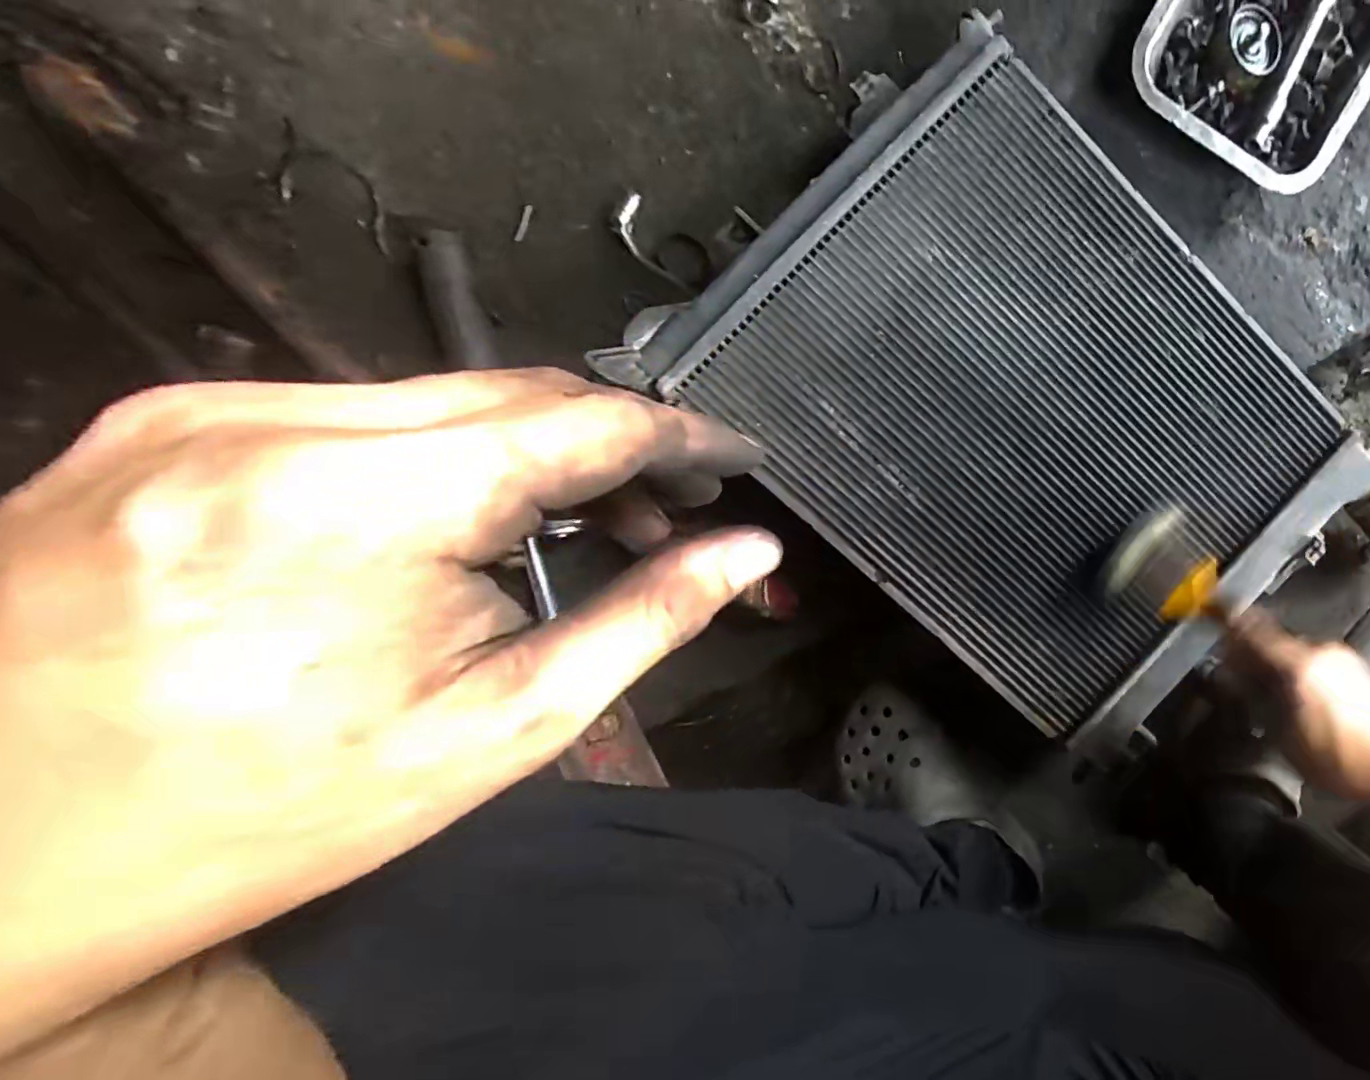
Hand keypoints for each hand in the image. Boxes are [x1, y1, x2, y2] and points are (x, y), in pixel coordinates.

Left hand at [0, 369, 779, 1050]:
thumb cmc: (272, 808)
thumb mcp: (506, 722)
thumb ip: (649, 617)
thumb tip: (748, 553)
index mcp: (366, 505)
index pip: (585, 423)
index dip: (685, 433)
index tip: (739, 454)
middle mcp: (281, 426)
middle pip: (525, 392)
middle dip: (626, 442)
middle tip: (685, 502)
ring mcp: (214, 412)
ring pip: (459, 394)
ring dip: (555, 447)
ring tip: (605, 517)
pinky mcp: (182, 423)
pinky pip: (386, 412)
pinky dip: (474, 450)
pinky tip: (494, 512)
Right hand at [1219, 607, 1369, 801]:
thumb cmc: (1333, 757)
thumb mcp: (1280, 731)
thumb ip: (1255, 693)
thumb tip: (1237, 673)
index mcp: (1300, 665)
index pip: (1254, 633)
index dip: (1230, 621)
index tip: (1212, 608)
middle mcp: (1321, 652)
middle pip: (1274, 640)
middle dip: (1252, 650)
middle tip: (1235, 665)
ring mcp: (1342, 658)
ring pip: (1295, 651)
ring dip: (1277, 662)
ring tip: (1266, 685)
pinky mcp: (1356, 669)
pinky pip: (1315, 660)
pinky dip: (1299, 668)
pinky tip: (1296, 691)